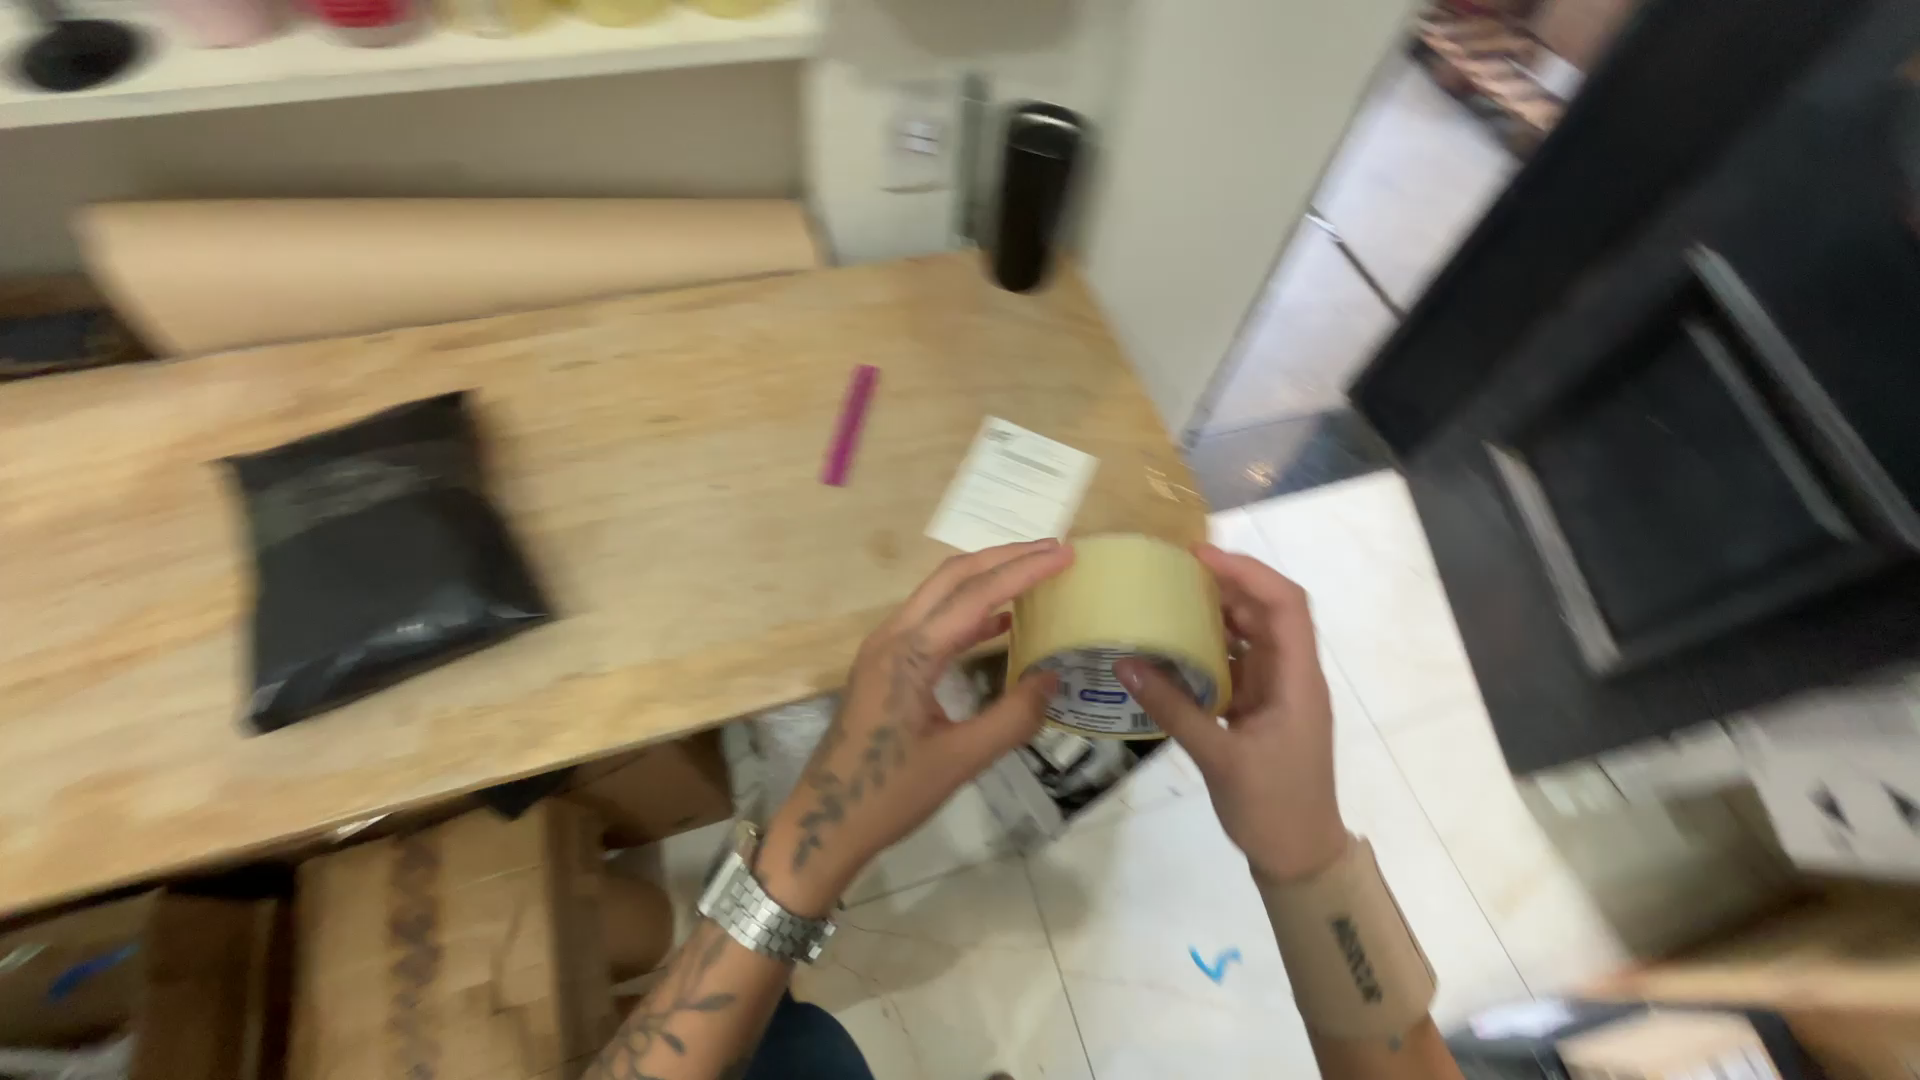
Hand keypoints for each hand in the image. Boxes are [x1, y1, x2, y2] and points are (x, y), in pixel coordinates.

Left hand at [757, 539, 1072, 915]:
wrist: (825, 823)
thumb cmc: (889, 794)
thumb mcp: (961, 760)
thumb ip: (1013, 717)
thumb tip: (1053, 678)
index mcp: (909, 653)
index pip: (976, 596)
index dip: (1024, 571)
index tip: (1066, 554)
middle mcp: (893, 637)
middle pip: (953, 577)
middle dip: (1004, 558)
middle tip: (1053, 550)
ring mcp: (885, 648)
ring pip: (940, 594)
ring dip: (986, 579)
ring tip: (1034, 574)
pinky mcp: (886, 665)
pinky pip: (932, 621)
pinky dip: (969, 611)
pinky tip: (1001, 623)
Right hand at [1115, 543, 1347, 882]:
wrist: (1299, 856)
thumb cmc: (1273, 806)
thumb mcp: (1219, 758)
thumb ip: (1173, 708)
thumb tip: (1125, 663)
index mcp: (1297, 680)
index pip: (1286, 605)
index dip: (1248, 572)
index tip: (1200, 557)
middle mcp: (1290, 675)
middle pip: (1267, 611)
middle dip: (1226, 584)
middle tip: (1172, 571)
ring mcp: (1275, 691)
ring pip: (1250, 634)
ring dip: (1215, 613)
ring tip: (1167, 597)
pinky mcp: (1257, 707)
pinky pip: (1234, 662)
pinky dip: (1206, 647)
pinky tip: (1171, 644)